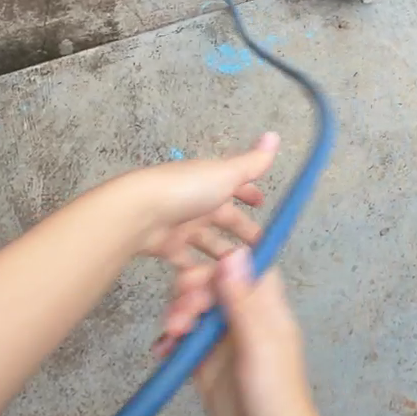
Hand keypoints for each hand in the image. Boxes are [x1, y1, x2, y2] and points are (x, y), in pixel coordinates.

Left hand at [109, 132, 279, 266]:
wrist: (142, 212)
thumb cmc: (186, 189)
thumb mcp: (226, 173)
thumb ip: (252, 162)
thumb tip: (274, 135)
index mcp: (211, 182)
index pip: (235, 187)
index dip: (249, 194)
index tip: (262, 205)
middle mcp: (197, 201)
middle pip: (223, 219)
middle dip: (240, 231)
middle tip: (258, 250)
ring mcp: (181, 224)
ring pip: (207, 241)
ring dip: (221, 254)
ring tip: (238, 271)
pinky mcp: (167, 246)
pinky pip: (186, 260)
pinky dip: (197, 270)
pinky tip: (210, 280)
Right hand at [185, 250, 335, 415]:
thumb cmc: (275, 398)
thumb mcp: (259, 345)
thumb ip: (243, 300)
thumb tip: (234, 252)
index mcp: (264, 307)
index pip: (241, 267)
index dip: (218, 266)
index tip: (197, 281)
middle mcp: (243, 318)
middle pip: (211, 285)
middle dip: (189, 294)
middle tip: (177, 319)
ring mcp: (223, 342)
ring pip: (194, 309)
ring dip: (176, 315)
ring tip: (169, 337)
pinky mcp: (205, 366)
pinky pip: (183, 341)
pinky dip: (170, 341)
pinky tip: (161, 352)